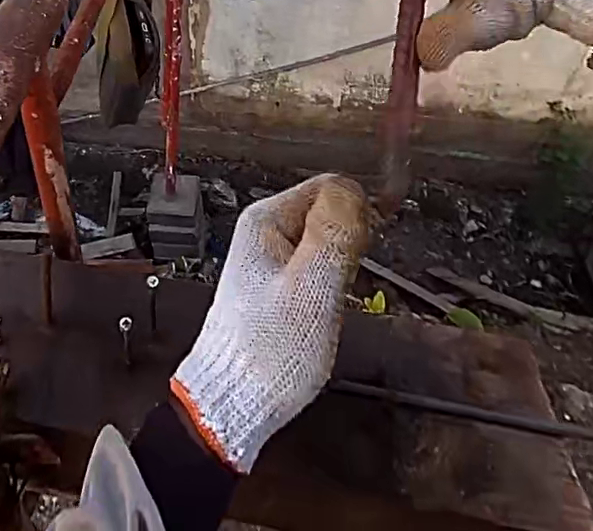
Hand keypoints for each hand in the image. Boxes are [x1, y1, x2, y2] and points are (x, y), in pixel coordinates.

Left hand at [171, 174, 368, 471]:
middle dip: (348, 241)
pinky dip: (332, 280)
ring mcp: (271, 255)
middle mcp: (265, 230)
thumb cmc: (266, 352)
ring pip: (328, 238)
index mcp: (266, 220)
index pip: (330, 186)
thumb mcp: (311, 289)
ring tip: (330, 298)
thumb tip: (352, 190)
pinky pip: (319, 262)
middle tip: (340, 280)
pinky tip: (325, 306)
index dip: (355, 213)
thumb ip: (334, 234)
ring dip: (341, 263)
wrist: (233, 406)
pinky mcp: (279, 280)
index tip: (359, 249)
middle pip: (330, 210)